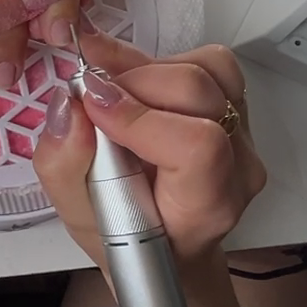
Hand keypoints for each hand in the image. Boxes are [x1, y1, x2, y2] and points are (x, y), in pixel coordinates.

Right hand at [33, 34, 265, 266]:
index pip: (195, 145)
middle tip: (90, 97)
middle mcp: (238, 166)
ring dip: (147, 69)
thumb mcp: (75, 215)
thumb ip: (62, 164)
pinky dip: (161, 62)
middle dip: (131, 82)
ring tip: (111, 91)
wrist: (163, 243)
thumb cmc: (122, 237)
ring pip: (209, 68)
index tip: (88, 105)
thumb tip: (67, 105)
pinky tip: (129, 83)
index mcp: (204, 205)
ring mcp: (244, 135)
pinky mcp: (236, 111)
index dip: (136, 116)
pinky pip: (210, 65)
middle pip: (199, 92)